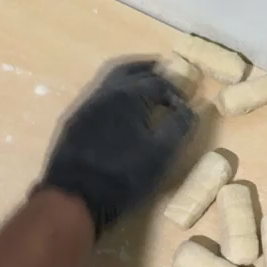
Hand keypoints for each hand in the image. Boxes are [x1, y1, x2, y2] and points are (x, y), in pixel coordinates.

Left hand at [40, 59, 196, 233]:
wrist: (75, 196)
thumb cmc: (124, 175)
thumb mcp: (161, 154)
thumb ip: (179, 126)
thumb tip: (191, 108)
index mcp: (129, 96)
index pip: (159, 82)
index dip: (175, 90)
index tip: (184, 105)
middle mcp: (105, 92)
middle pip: (130, 70)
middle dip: (150, 70)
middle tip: (165, 74)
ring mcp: (86, 106)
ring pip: (111, 80)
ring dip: (130, 79)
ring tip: (144, 88)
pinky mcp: (75, 122)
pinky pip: (99, 96)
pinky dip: (116, 94)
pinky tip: (121, 111)